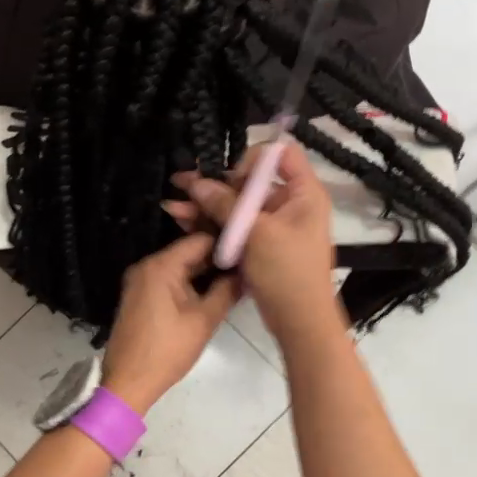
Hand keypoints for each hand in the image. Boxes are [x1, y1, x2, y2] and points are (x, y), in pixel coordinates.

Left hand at [101, 233, 242, 411]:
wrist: (128, 382)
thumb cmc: (167, 351)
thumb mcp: (204, 320)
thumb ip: (227, 290)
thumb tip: (246, 272)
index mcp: (160, 266)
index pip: (200, 240)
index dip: (227, 243)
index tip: (251, 250)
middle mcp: (146, 266)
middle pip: (188, 252)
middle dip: (217, 260)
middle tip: (249, 268)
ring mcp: (139, 281)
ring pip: (179, 268)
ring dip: (204, 274)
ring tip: (236, 280)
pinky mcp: (138, 296)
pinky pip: (168, 281)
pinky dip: (189, 284)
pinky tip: (211, 293)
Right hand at [168, 140, 339, 340]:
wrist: (299, 322)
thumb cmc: (287, 272)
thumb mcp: (255, 233)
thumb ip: (225, 205)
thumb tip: (196, 183)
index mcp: (303, 193)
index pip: (280, 154)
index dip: (252, 161)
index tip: (231, 180)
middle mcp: (289, 204)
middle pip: (250, 181)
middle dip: (215, 184)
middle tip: (181, 184)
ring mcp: (273, 226)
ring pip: (236, 206)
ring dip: (206, 205)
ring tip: (173, 206)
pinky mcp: (259, 246)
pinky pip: (234, 227)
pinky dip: (213, 224)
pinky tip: (185, 222)